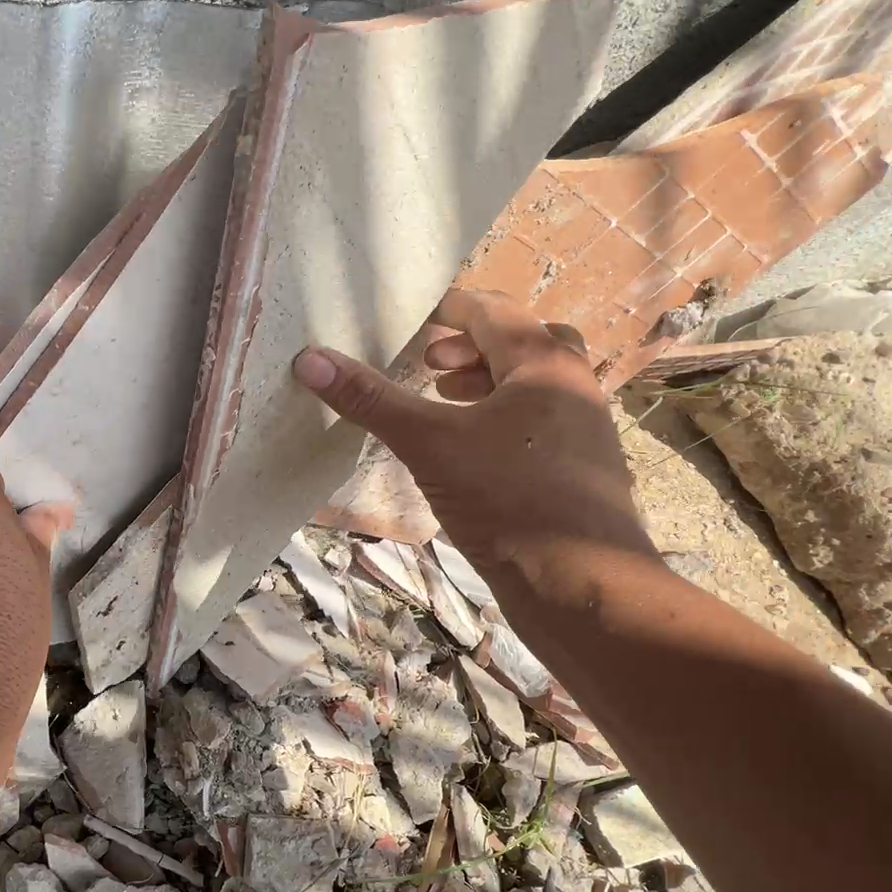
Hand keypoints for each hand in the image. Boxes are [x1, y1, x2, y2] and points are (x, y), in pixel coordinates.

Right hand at [291, 288, 656, 581]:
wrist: (579, 582)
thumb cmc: (506, 496)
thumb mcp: (428, 442)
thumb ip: (371, 399)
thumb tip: (310, 358)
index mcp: (544, 366)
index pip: (493, 313)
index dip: (448, 309)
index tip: (409, 318)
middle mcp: (573, 387)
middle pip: (523, 343)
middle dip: (468, 347)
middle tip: (424, 365)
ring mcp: (581, 430)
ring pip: (532, 384)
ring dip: (484, 382)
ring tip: (441, 401)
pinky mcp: (575, 468)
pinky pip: (534, 420)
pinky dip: (498, 417)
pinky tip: (465, 450)